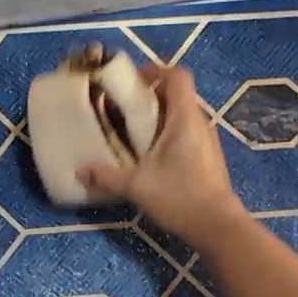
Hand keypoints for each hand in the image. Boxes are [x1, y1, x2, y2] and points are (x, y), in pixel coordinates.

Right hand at [78, 65, 246, 247]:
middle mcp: (201, 123)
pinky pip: (189, 136)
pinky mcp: (210, 159)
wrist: (217, 226)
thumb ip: (107, 176)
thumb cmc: (179, 196)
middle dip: (153, 96)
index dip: (156, 71)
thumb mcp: (137, 186)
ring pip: (184, 117)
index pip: (177, 76)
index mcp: (184, 118)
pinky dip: (171, 136)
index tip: (134, 81)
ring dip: (162, 118)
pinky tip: (155, 158)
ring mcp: (208, 142)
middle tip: (127, 109)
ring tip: (137, 134)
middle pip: (179, 96)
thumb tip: (80, 171)